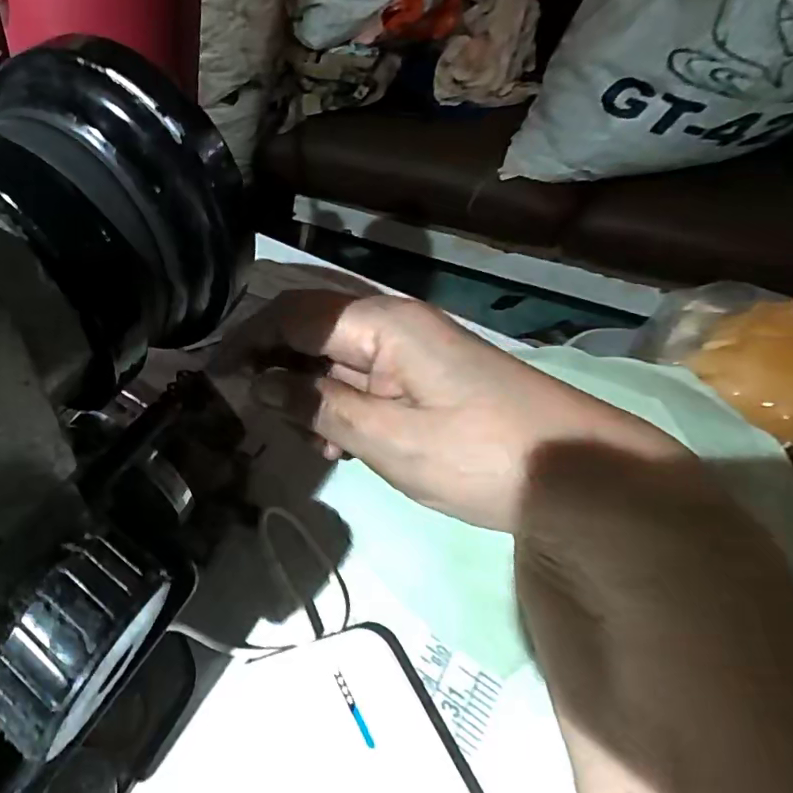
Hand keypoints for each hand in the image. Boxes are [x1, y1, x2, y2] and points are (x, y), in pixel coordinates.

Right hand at [212, 290, 693, 530]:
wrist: (579, 476)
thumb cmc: (480, 454)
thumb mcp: (390, 438)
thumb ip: (319, 407)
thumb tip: (261, 385)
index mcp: (381, 322)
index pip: (292, 316)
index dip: (246, 340)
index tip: (213, 376)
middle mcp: (392, 324)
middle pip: (310, 329)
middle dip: (272, 364)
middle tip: (247, 409)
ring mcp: (409, 352)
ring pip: (333, 357)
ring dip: (304, 390)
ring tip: (296, 436)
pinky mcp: (422, 379)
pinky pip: (362, 380)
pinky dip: (336, 404)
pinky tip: (331, 442)